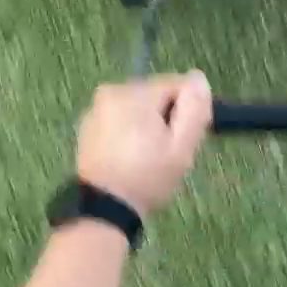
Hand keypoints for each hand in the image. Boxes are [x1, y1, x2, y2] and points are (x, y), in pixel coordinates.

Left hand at [76, 73, 213, 217]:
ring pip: (137, 109)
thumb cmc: (147, 178)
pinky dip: (128, 134)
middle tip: (167, 154)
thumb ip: (194, 109)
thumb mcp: (181, 148)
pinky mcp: (87, 127)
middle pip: (155, 96)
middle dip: (166, 119)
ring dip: (147, 127)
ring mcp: (95, 109)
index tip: (184, 140)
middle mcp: (110, 92)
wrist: (105, 208)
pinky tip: (130, 159)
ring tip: (147, 159)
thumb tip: (198, 78)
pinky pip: (119, 121)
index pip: (177, 85)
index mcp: (134, 93)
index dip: (187, 112)